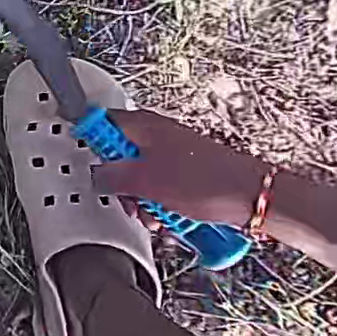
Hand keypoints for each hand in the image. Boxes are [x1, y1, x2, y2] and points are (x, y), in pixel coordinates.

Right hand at [90, 111, 270, 224]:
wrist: (252, 198)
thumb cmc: (208, 182)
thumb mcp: (143, 181)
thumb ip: (110, 175)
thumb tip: (96, 175)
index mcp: (143, 125)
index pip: (101, 121)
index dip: (89, 138)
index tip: (84, 154)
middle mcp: (155, 135)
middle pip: (116, 154)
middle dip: (117, 181)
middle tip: (125, 194)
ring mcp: (169, 154)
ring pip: (135, 174)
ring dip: (137, 197)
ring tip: (151, 211)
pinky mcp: (181, 173)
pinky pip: (154, 186)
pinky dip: (155, 202)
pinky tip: (165, 215)